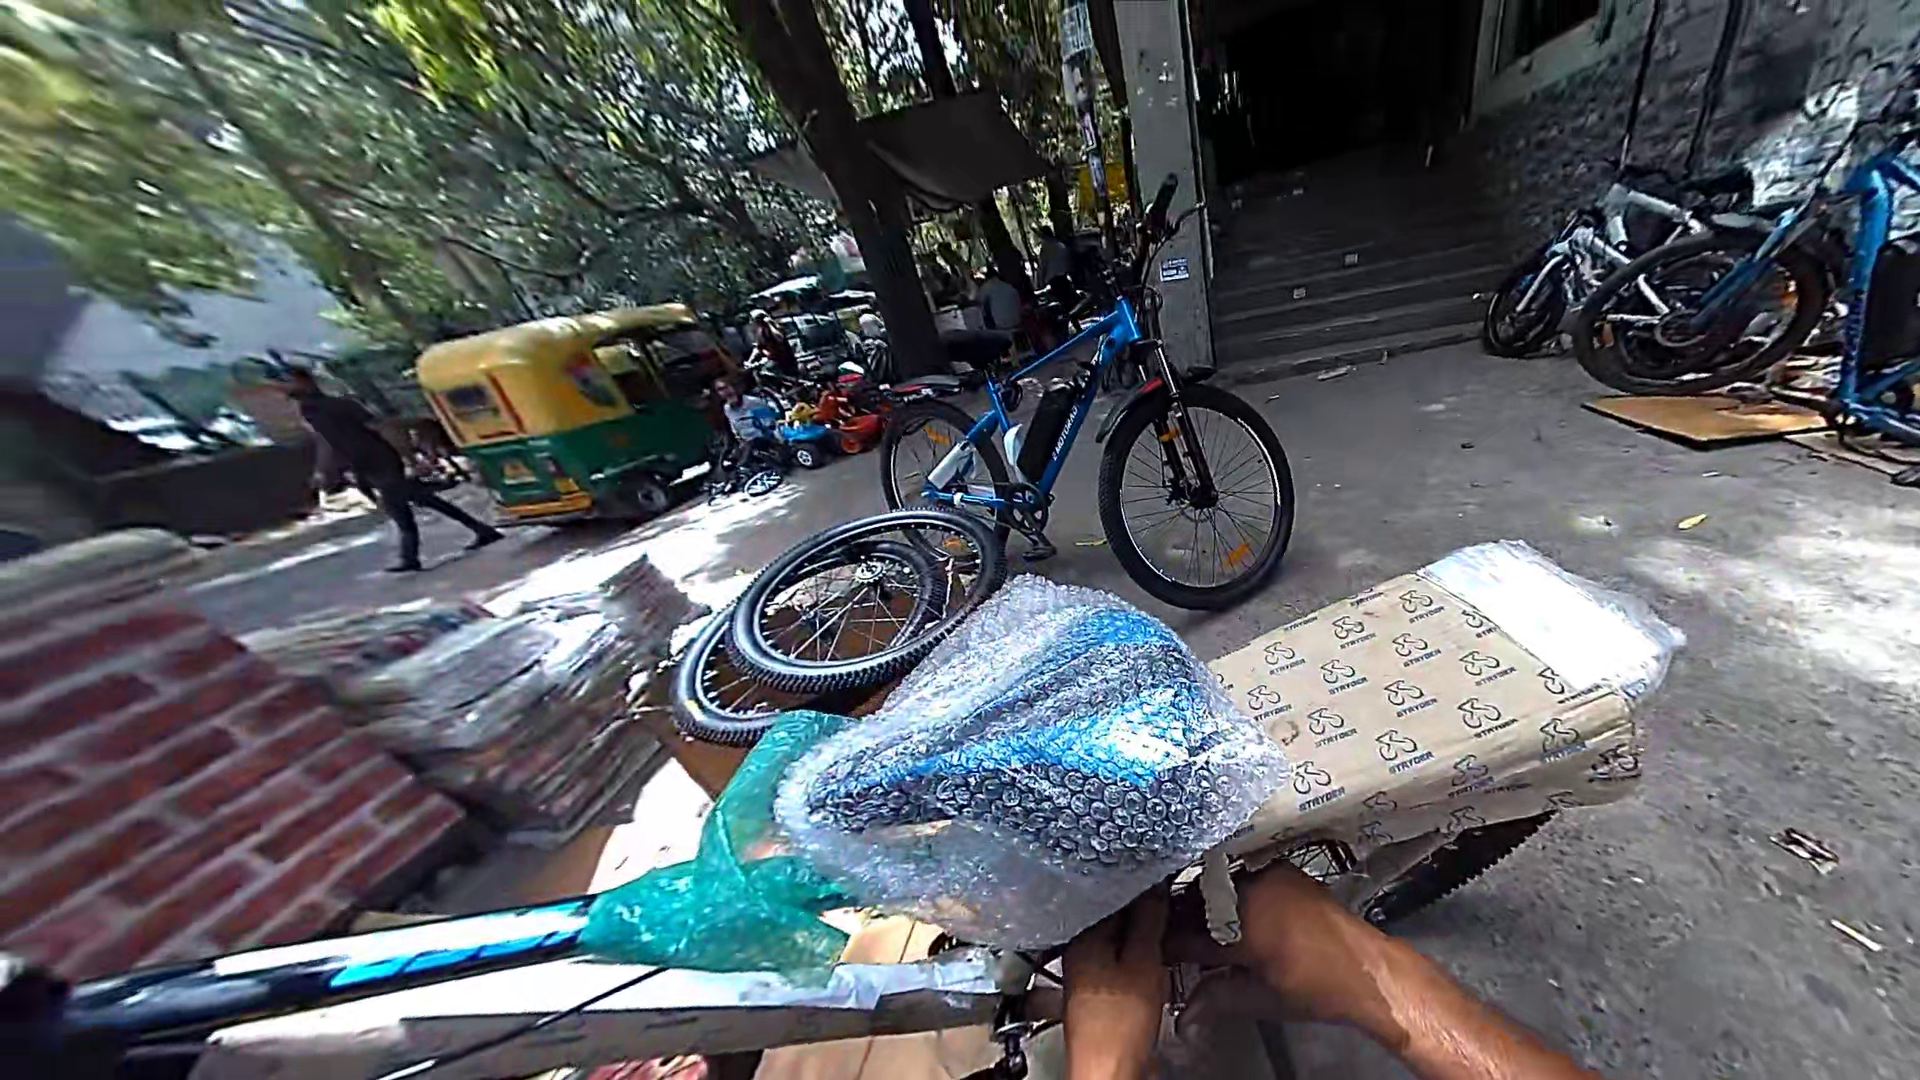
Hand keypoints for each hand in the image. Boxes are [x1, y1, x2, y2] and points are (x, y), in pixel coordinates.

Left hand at [1062, 888, 1167, 1079]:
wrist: (1108, 1072)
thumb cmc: (1120, 1020)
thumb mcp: (1142, 962)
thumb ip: (1148, 921)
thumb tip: (1154, 886)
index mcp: (1082, 931)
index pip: (1107, 891)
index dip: (1135, 883)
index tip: (1156, 875)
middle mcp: (1076, 944)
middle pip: (1108, 912)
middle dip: (1134, 905)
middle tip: (1161, 897)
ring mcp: (1082, 966)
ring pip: (1111, 933)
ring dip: (1133, 928)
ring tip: (1158, 921)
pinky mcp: (1092, 986)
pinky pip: (1112, 954)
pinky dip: (1128, 949)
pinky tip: (1145, 952)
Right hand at [1166, 864, 1398, 1036]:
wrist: (1368, 969)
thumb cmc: (1317, 989)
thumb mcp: (1266, 999)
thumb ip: (1219, 998)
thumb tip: (1184, 1017)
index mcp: (1243, 932)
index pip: (1190, 936)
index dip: (1172, 944)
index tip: (1158, 949)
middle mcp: (1246, 894)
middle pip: (1197, 903)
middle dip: (1184, 919)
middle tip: (1178, 934)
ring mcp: (1260, 873)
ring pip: (1215, 885)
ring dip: (1203, 901)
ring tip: (1200, 919)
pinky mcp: (1272, 864)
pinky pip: (1236, 872)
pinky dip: (1226, 887)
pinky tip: (1226, 903)